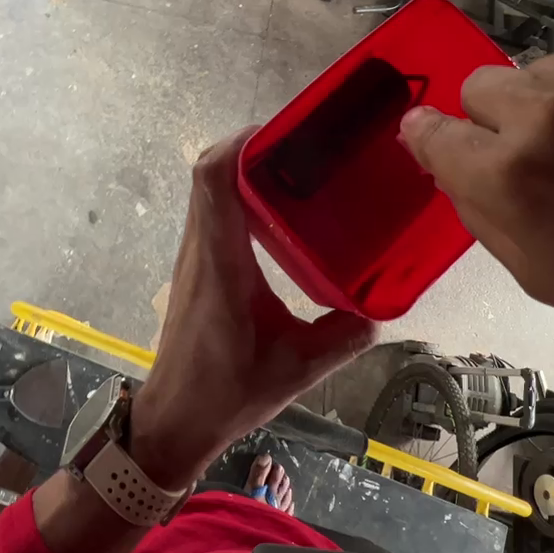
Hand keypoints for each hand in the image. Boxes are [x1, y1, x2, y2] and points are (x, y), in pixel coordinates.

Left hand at [128, 127, 377, 486]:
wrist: (176, 420)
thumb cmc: (228, 391)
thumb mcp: (298, 368)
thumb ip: (341, 338)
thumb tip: (378, 310)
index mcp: (222, 262)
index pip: (213, 181)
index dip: (239, 145)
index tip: (279, 133)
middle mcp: (201, 247)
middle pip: (208, 172)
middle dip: (248, 147)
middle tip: (298, 146)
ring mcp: (194, 254)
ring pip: (206, 188)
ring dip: (240, 168)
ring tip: (291, 169)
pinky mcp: (196, 264)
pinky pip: (210, 209)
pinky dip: (236, 193)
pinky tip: (275, 212)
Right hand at [398, 33, 553, 474]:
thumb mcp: (538, 276)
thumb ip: (478, 209)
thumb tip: (445, 156)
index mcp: (507, 179)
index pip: (429, 131)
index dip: (431, 136)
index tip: (437, 137)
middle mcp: (541, 115)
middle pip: (479, 87)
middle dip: (497, 119)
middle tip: (544, 153)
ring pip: (538, 70)